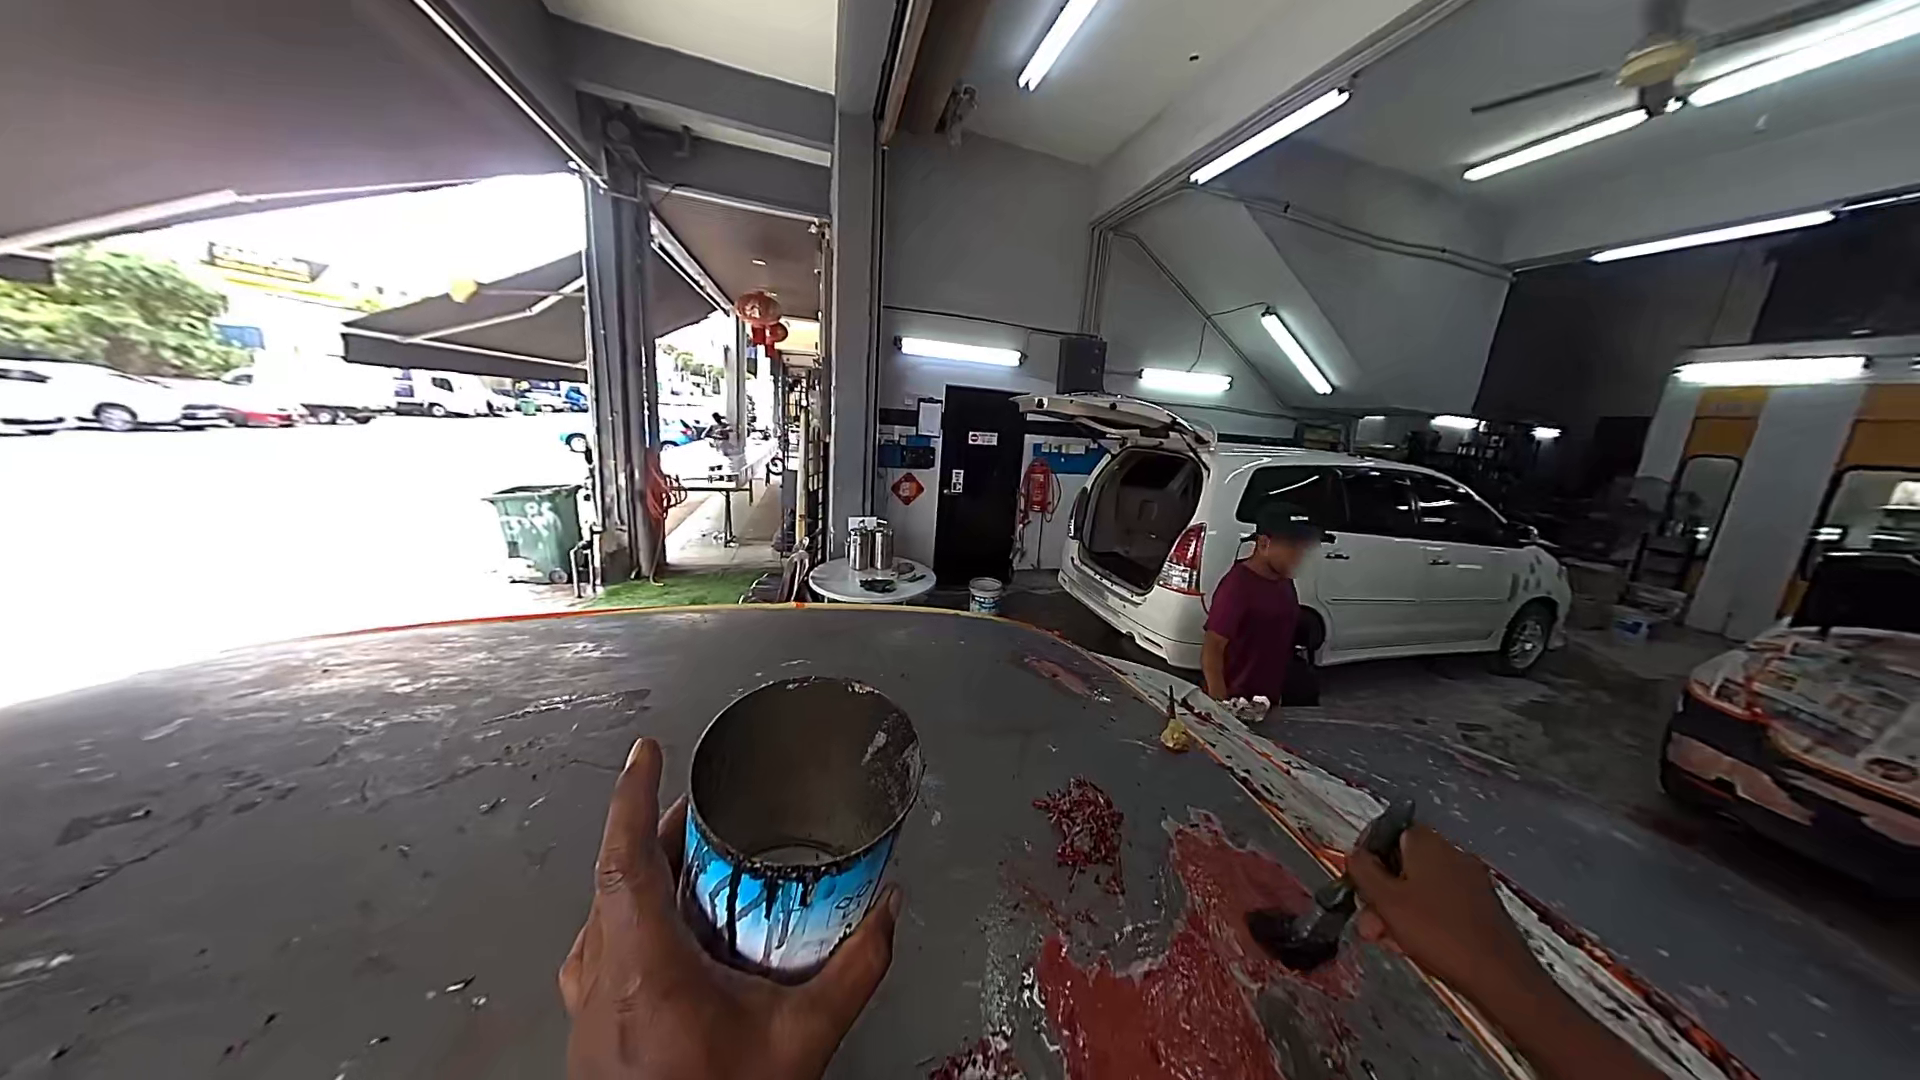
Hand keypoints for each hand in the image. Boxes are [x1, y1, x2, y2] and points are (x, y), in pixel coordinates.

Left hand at [560, 738, 901, 1079]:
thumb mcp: (801, 1042)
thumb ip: (856, 968)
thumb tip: (888, 910)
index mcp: (645, 972)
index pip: (623, 860)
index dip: (633, 796)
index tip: (646, 751)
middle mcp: (604, 981)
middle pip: (613, 874)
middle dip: (651, 822)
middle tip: (691, 799)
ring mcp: (588, 1007)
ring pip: (601, 907)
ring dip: (637, 863)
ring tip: (680, 846)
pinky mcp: (591, 1026)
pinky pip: (600, 939)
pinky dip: (629, 903)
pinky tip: (663, 917)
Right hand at [1347, 824, 1542, 1004]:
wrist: (1504, 982)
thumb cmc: (1438, 932)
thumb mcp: (1385, 898)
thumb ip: (1362, 869)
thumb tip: (1356, 855)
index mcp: (1428, 843)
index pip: (1388, 832)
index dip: (1368, 855)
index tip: (1358, 880)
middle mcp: (1453, 855)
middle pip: (1403, 863)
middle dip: (1381, 892)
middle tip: (1369, 920)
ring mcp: (1473, 884)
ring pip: (1421, 887)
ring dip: (1398, 909)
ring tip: (1387, 939)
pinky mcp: (1485, 911)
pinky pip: (1442, 904)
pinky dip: (1424, 918)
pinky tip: (1413, 944)